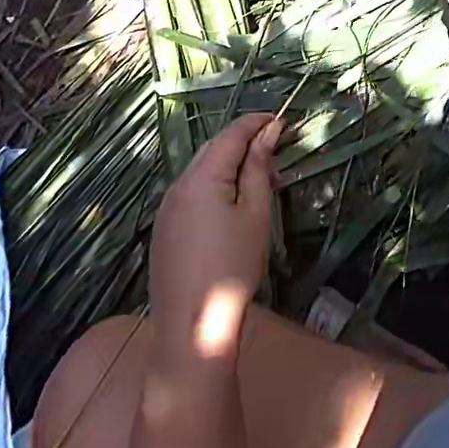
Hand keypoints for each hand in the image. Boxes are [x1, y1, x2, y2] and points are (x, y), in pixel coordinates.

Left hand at [149, 113, 283, 360]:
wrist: (192, 326)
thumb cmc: (233, 266)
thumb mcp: (255, 213)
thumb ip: (259, 167)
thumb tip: (268, 131)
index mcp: (200, 177)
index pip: (230, 134)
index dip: (256, 123)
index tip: (283, 121)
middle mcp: (178, 185)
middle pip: (214, 149)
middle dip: (246, 146)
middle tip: (278, 160)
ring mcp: (167, 208)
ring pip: (203, 171)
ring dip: (232, 168)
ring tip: (262, 188)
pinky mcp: (165, 228)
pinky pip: (192, 193)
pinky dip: (216, 187)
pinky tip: (234, 209)